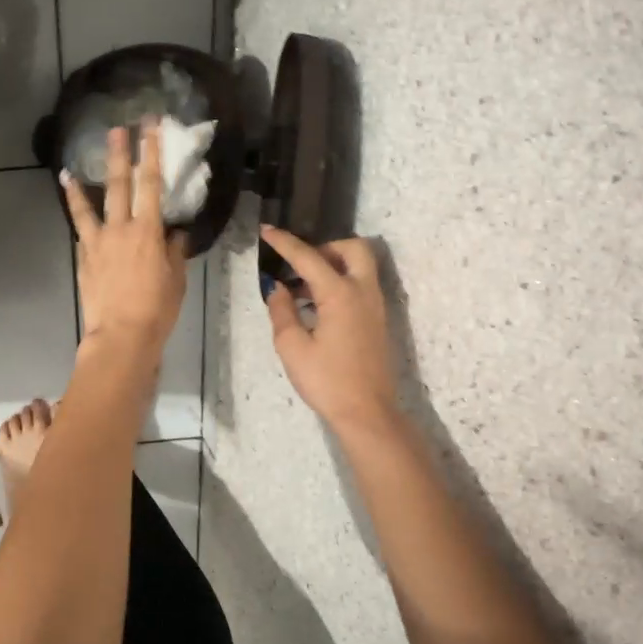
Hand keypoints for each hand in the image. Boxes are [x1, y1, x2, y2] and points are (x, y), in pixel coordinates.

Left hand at [62, 124, 187, 352]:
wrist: (121, 335)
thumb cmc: (157, 309)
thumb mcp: (176, 278)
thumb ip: (173, 251)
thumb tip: (173, 234)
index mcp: (148, 231)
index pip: (151, 184)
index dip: (151, 153)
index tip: (149, 129)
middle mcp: (120, 229)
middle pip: (118, 185)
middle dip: (118, 155)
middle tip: (116, 130)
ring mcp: (97, 243)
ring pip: (87, 208)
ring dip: (79, 187)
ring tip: (68, 170)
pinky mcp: (83, 259)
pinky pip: (80, 233)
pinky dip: (78, 222)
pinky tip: (74, 217)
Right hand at [261, 226, 399, 432]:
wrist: (366, 412)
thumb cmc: (326, 380)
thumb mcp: (292, 346)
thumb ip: (282, 311)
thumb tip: (277, 288)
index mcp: (340, 294)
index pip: (309, 257)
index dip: (285, 242)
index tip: (266, 230)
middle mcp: (363, 292)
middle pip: (352, 249)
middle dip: (325, 247)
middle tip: (299, 265)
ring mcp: (374, 306)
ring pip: (359, 267)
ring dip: (331, 266)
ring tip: (300, 290)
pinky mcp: (376, 320)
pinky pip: (359, 286)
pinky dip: (338, 283)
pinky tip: (314, 307)